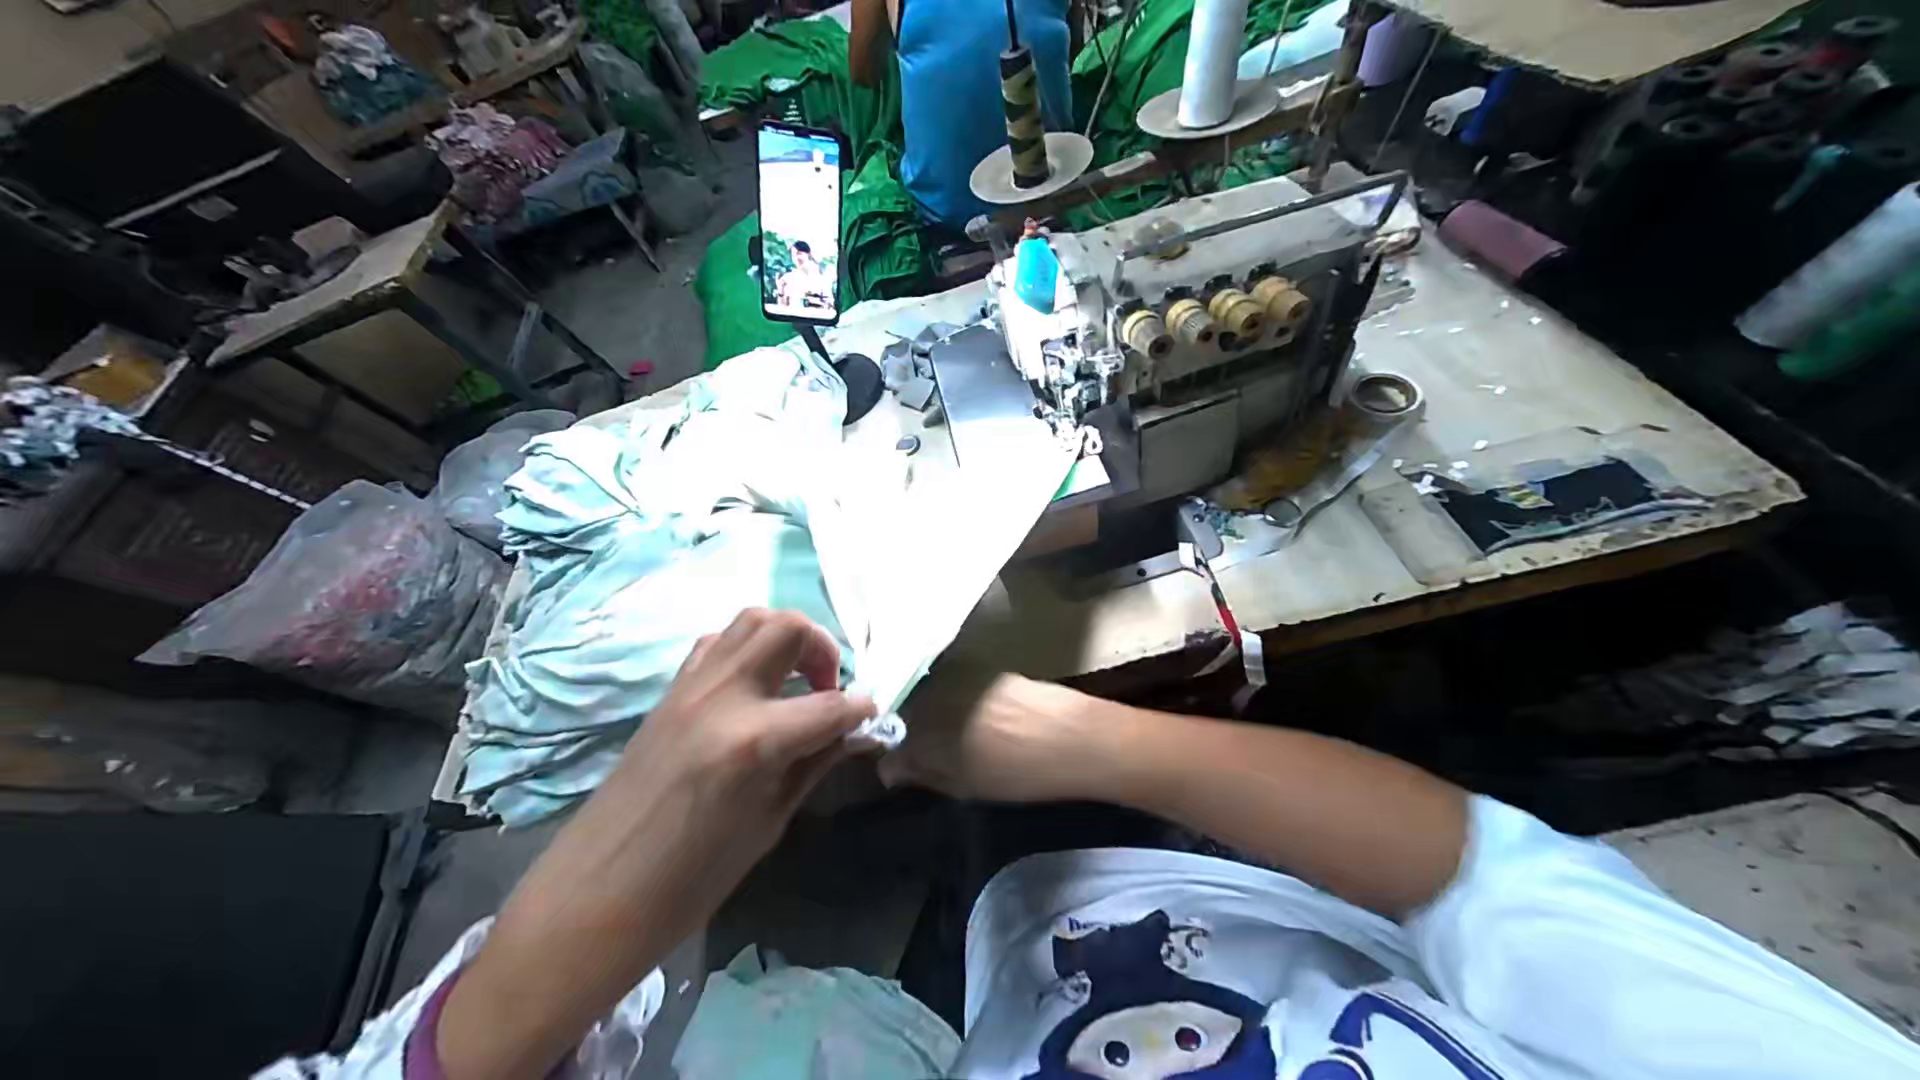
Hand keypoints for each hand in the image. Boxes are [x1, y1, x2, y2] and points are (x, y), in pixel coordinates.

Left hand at [439, 609, 873, 1079]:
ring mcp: (690, 687)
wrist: (595, 894)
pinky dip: (748, 650)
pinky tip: (754, 687)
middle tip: (830, 689)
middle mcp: (722, 697)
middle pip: (789, 629)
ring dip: (787, 639)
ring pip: (752, 621)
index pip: (830, 705)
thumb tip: (855, 731)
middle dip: (825, 651)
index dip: (862, 710)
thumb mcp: (768, 825)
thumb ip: (814, 764)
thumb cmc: (690, 882)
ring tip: (796, 680)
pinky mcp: (669, 691)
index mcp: (753, 742)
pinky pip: (717, 643)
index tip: (872, 717)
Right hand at [880, 671, 1114, 802]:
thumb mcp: (968, 786)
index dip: (895, 756)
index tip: (901, 770)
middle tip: (925, 753)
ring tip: (952, 734)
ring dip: (932, 713)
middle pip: (909, 713)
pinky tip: (977, 717)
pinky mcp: (987, 671)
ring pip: (933, 696)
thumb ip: (925, 773)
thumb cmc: (1023, 775)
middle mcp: (938, 697)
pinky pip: (958, 685)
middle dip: (909, 731)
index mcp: (927, 730)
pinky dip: (957, 701)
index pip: (893, 742)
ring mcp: (964, 679)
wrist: (1078, 738)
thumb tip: (891, 768)